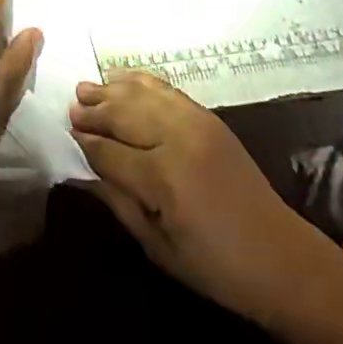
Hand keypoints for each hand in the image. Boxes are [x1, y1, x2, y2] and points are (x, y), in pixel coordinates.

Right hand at [70, 73, 333, 325]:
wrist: (277, 253)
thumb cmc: (213, 264)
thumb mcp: (157, 246)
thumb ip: (118, 202)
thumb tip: (85, 172)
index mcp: (163, 177)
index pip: (110, 151)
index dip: (86, 142)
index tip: (65, 133)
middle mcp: (179, 139)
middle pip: (125, 113)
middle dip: (96, 109)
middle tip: (71, 105)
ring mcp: (197, 122)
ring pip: (146, 94)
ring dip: (115, 89)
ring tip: (89, 88)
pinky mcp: (210, 117)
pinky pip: (170, 90)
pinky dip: (144, 82)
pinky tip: (126, 79)